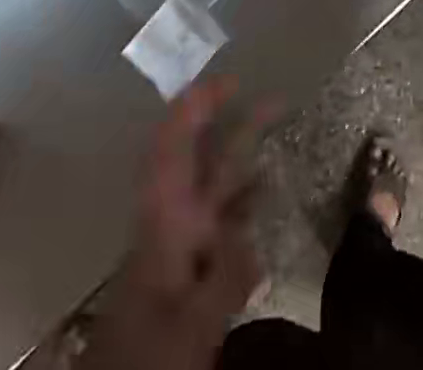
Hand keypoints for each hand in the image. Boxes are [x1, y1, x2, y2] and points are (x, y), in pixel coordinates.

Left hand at [81, 79, 272, 369]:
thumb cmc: (148, 354)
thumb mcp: (188, 324)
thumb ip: (221, 278)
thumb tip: (251, 234)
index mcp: (163, 221)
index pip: (171, 149)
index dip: (193, 109)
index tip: (227, 81)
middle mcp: (171, 218)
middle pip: (196, 156)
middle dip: (226, 120)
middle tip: (271, 98)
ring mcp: (182, 239)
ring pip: (211, 181)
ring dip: (238, 150)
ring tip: (275, 124)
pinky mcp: (193, 260)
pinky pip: (222, 212)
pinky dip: (243, 192)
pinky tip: (268, 185)